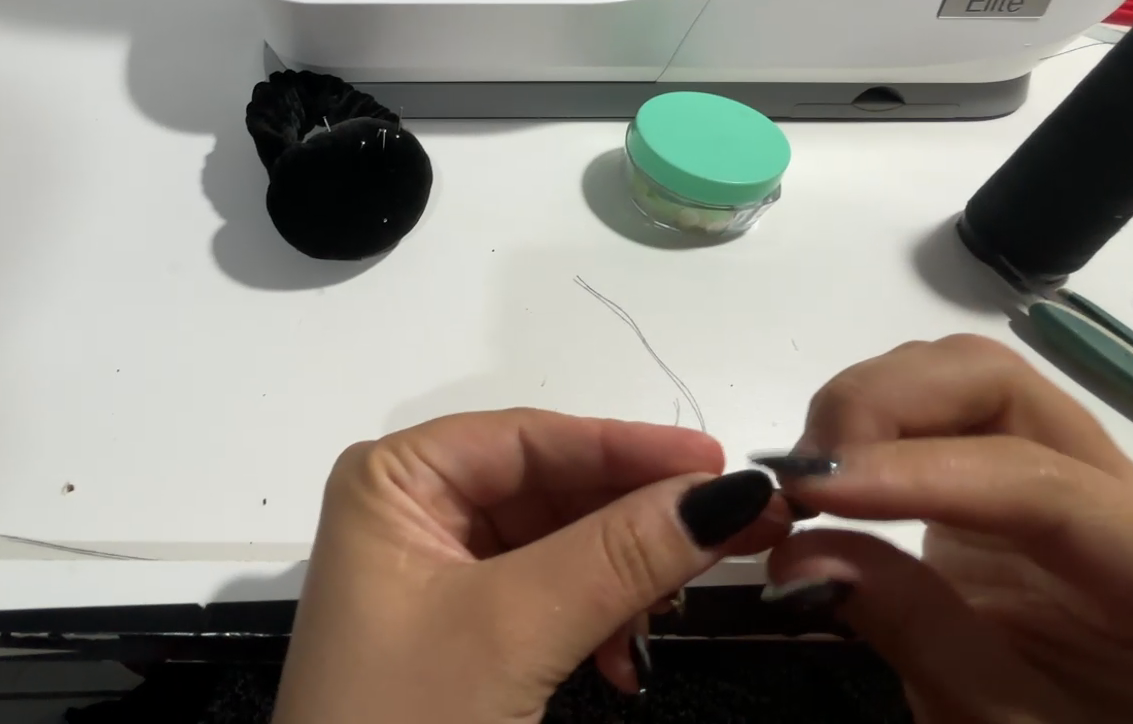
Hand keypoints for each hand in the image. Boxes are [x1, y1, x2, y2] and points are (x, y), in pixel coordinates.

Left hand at [273, 410, 789, 723]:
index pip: (526, 438)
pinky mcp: (460, 615)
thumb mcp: (511, 630)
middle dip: (634, 517)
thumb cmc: (404, 721)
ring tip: (669, 613)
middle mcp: (413, 501)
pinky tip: (626, 659)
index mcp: (396, 475)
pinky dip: (594, 615)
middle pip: (546, 485)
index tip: (717, 461)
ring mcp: (436, 559)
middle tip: (736, 528)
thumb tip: (721, 495)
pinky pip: (545, 589)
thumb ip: (615, 556)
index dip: (624, 446)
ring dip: (618, 576)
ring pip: (555, 538)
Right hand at [768, 335, 1132, 723]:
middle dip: (880, 404)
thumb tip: (795, 551)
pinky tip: (835, 471)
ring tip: (815, 477)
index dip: (916, 472)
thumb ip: (914, 631)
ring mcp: (1066, 462)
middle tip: (806, 472)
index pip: (1041, 485)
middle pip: (994, 383)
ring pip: (953, 371)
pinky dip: (862, 416)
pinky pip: (927, 397)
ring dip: (864, 403)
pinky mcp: (1002, 455)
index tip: (809, 489)